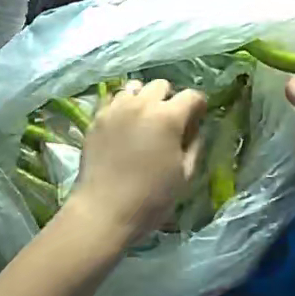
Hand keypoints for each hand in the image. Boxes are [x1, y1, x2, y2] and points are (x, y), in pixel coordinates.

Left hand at [62, 79, 205, 242]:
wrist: (104, 209)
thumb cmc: (151, 198)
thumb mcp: (185, 175)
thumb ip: (194, 146)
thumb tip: (196, 130)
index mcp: (168, 117)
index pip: (192, 96)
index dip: (198, 106)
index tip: (197, 119)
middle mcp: (141, 105)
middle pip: (161, 86)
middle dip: (169, 98)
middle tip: (168, 121)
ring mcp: (115, 109)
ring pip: (134, 88)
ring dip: (143, 99)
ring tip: (143, 120)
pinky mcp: (96, 119)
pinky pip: (111, 99)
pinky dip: (121, 105)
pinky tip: (123, 124)